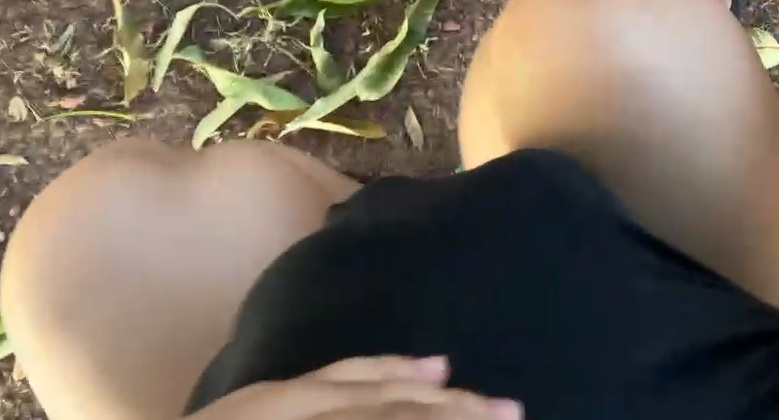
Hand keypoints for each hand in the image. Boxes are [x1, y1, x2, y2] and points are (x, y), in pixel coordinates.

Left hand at [187, 355, 520, 419]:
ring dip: (437, 393)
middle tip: (514, 412)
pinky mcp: (264, 396)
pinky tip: (424, 363)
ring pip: (376, 388)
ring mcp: (276, 403)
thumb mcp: (270, 418)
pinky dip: (390, 367)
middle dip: (456, 414)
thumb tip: (413, 405)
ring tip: (487, 396)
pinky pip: (343, 372)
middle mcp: (289, 414)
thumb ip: (359, 411)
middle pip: (392, 410)